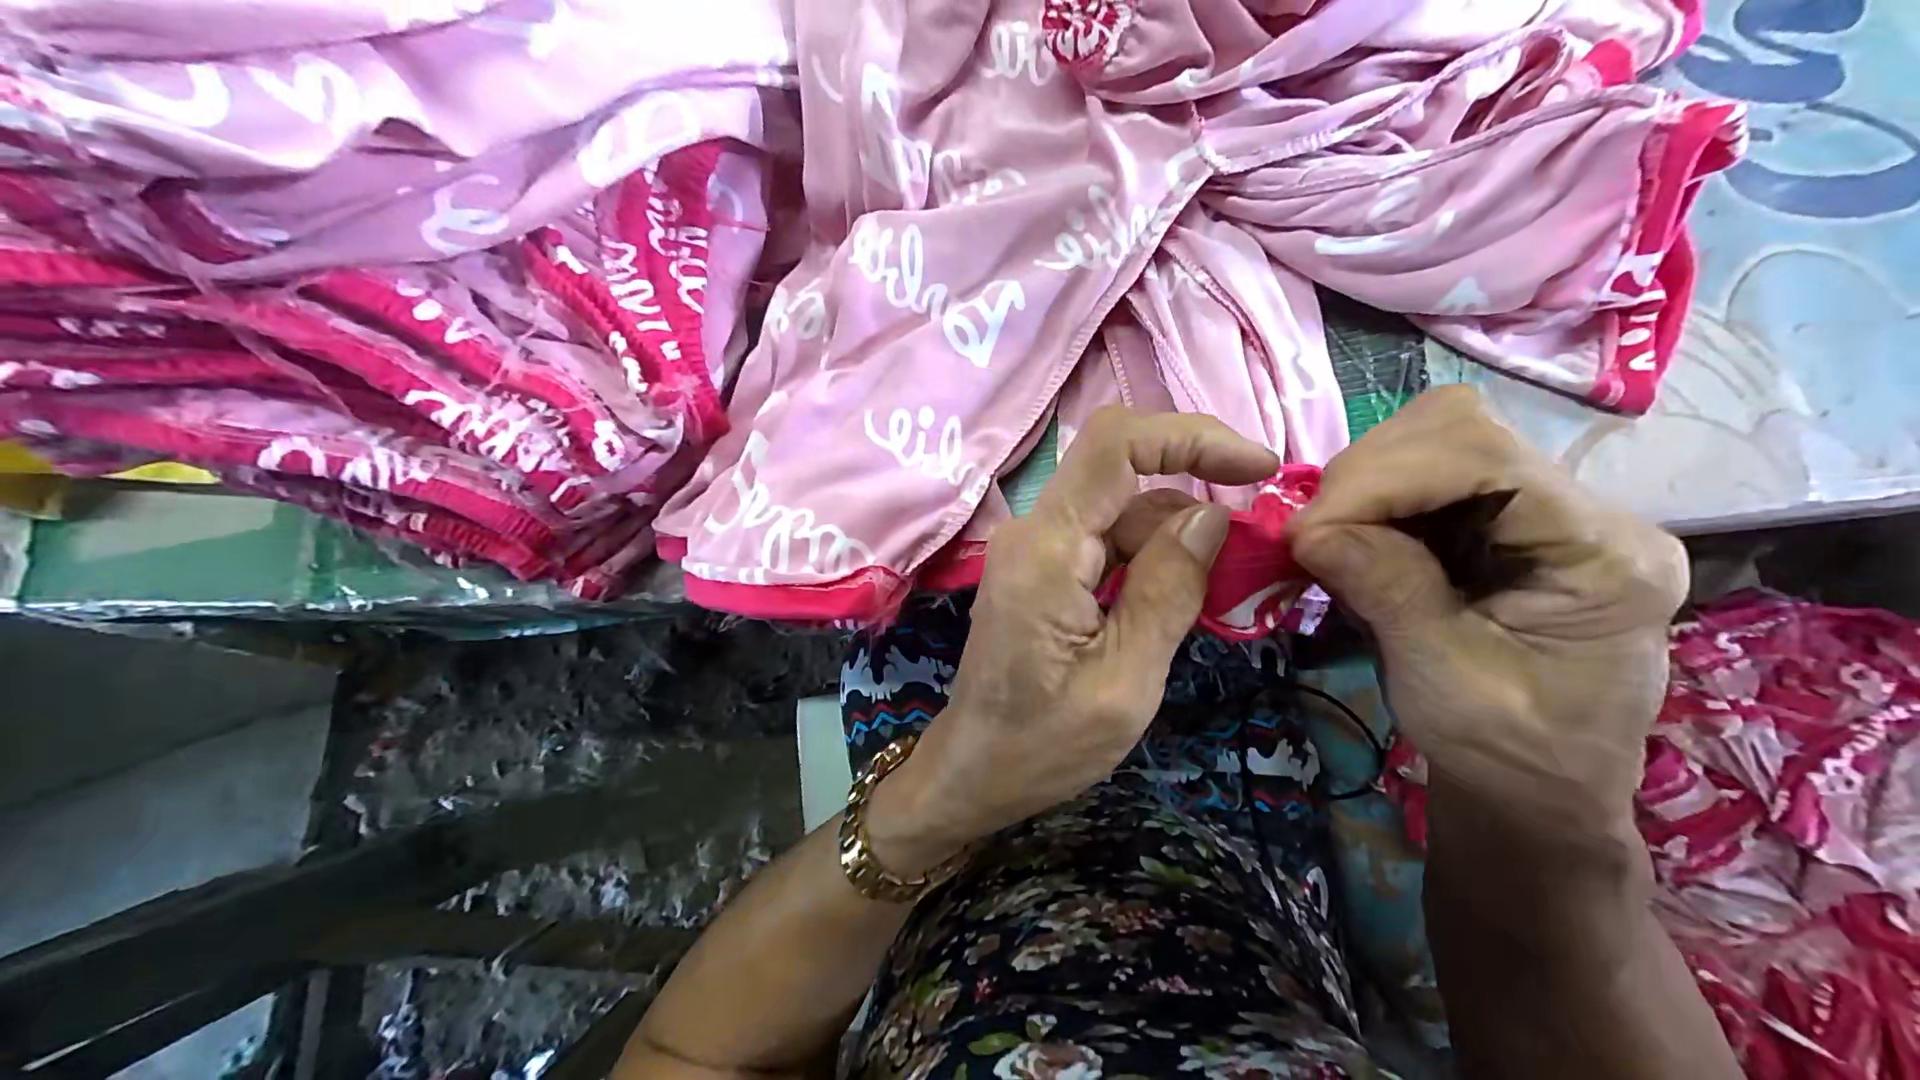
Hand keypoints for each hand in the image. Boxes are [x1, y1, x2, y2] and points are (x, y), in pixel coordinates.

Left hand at [867, 407, 1278, 873]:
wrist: (976, 771)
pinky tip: (1185, 590)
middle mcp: (1035, 532)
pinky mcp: (1043, 569)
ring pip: (1120, 507)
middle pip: (1121, 470)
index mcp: (1047, 550)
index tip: (1257, 467)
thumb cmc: (1045, 744)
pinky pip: (1106, 539)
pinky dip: (1152, 554)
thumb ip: (1169, 590)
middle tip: (1255, 537)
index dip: (1191, 437)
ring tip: (1229, 579)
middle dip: (1196, 486)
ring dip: (1179, 530)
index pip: (1115, 446)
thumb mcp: (1126, 680)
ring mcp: (1035, 549)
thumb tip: (1211, 514)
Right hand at [1285, 386, 1686, 845]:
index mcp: (1601, 555)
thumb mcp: (1445, 681)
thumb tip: (1308, 529)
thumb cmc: (1507, 752)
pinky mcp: (1496, 516)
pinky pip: (1419, 470)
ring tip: (1328, 537)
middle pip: (1459, 429)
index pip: (1485, 461)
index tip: (1308, 533)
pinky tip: (1348, 534)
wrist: (1534, 786)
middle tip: (1313, 536)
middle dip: (1367, 475)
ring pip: (1433, 438)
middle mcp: (1581, 511)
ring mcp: (1538, 508)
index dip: (1382, 480)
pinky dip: (1366, 494)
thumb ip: (1390, 594)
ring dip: (1361, 481)